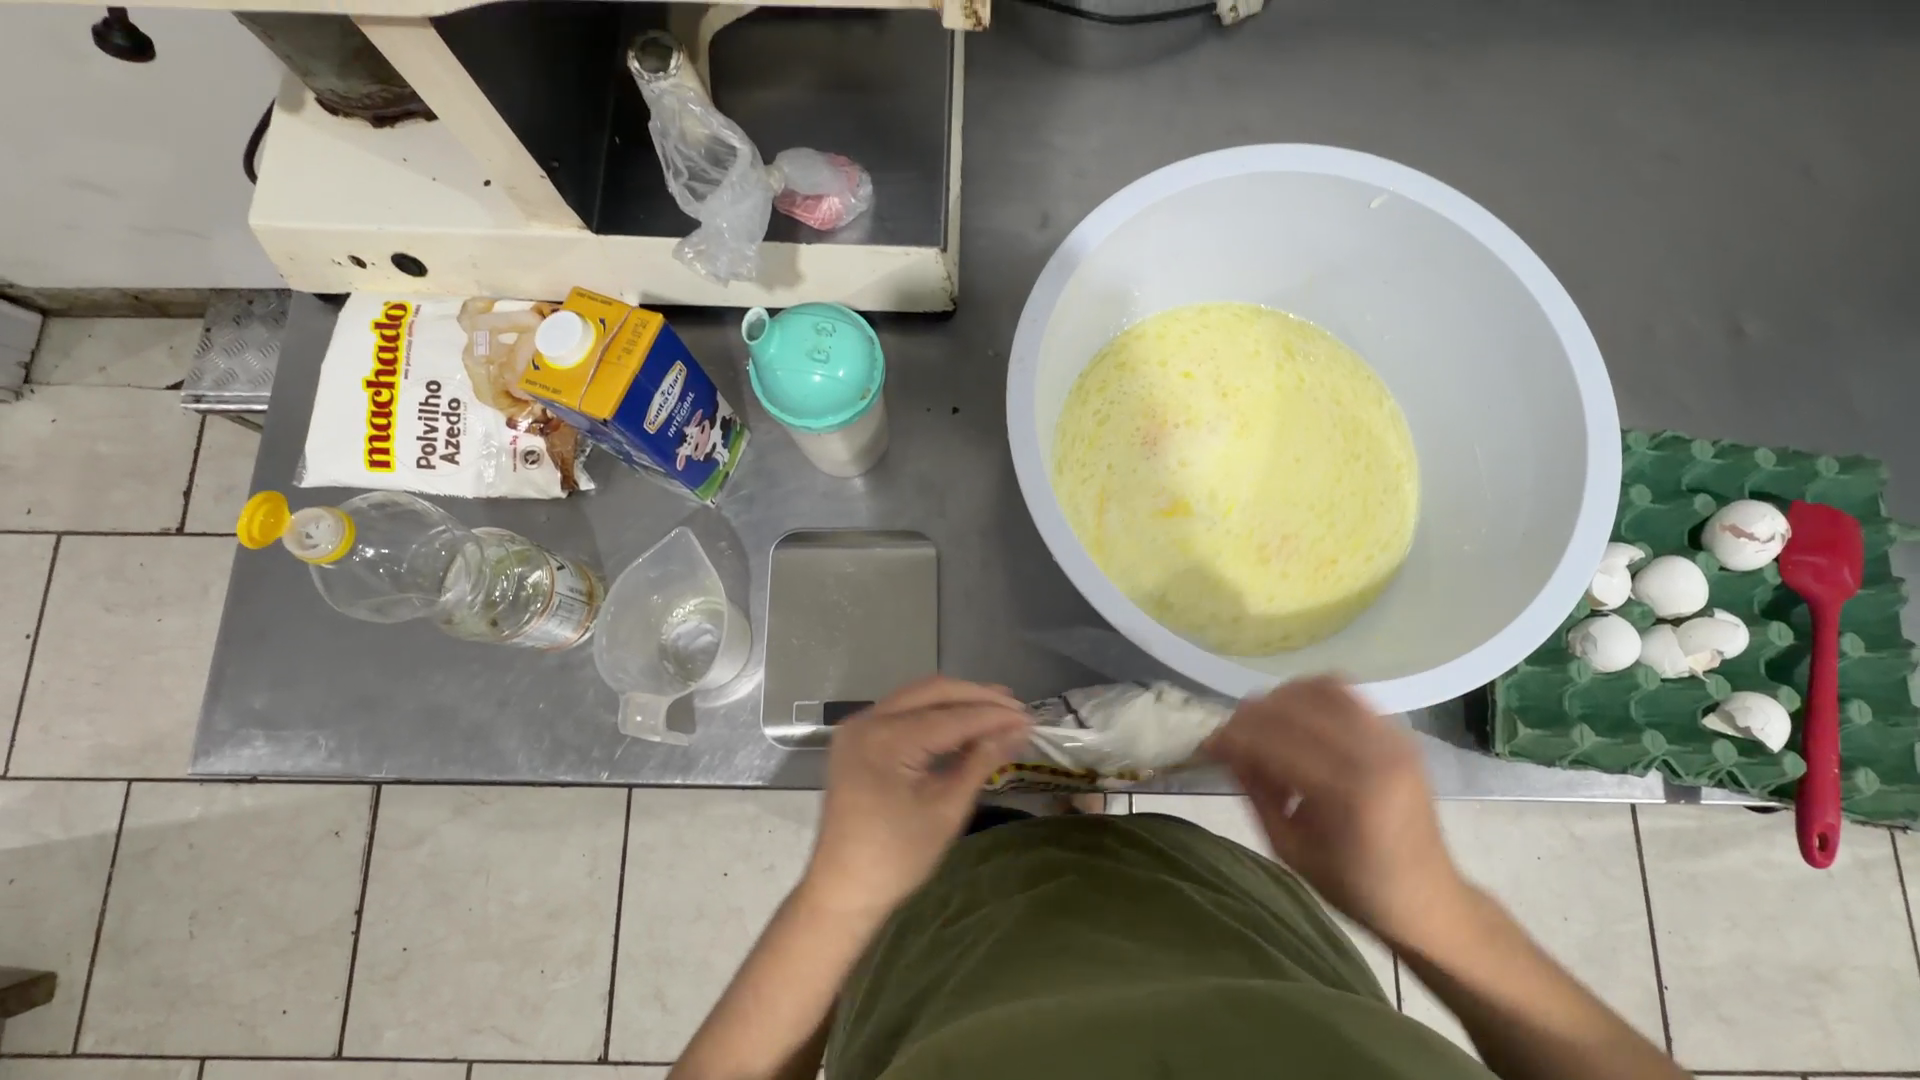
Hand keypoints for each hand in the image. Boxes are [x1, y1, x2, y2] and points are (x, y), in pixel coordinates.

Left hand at [803, 676, 1032, 916]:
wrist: (843, 889)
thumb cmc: (897, 857)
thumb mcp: (947, 810)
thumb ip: (981, 762)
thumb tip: (1018, 731)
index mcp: (886, 740)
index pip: (951, 717)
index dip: (993, 716)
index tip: (1030, 718)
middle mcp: (867, 721)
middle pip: (932, 692)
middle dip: (976, 697)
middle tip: (1017, 707)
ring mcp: (858, 728)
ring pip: (916, 697)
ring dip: (956, 700)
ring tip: (997, 707)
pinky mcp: (857, 739)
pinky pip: (901, 712)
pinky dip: (934, 712)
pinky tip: (962, 721)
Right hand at [1205, 676, 1467, 948]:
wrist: (1427, 898)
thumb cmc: (1355, 885)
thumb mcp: (1290, 849)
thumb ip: (1256, 793)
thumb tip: (1225, 750)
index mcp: (1349, 794)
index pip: (1273, 742)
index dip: (1232, 738)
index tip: (1207, 747)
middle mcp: (1375, 754)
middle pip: (1293, 708)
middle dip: (1249, 717)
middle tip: (1228, 738)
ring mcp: (1392, 738)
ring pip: (1319, 688)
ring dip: (1279, 700)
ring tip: (1261, 724)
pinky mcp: (1398, 733)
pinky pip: (1346, 693)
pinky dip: (1310, 695)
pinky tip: (1294, 716)